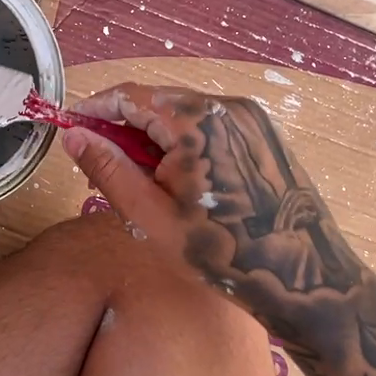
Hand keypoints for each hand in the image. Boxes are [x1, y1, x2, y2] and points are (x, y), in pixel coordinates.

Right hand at [61, 82, 365, 323]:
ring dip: (149, 136)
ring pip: (180, 115)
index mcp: (195, 122)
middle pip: (155, 102)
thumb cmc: (219, 249)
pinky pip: (205, 126)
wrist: (304, 278)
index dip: (95, 108)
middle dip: (121, 126)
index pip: (130, 96)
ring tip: (134, 176)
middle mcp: (225, 108)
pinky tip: (169, 176)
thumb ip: (106, 166)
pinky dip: (178, 142)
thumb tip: (71, 135)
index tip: (70, 125)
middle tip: (99, 161)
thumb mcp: (147, 211)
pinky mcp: (261, 135)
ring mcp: (248, 119)